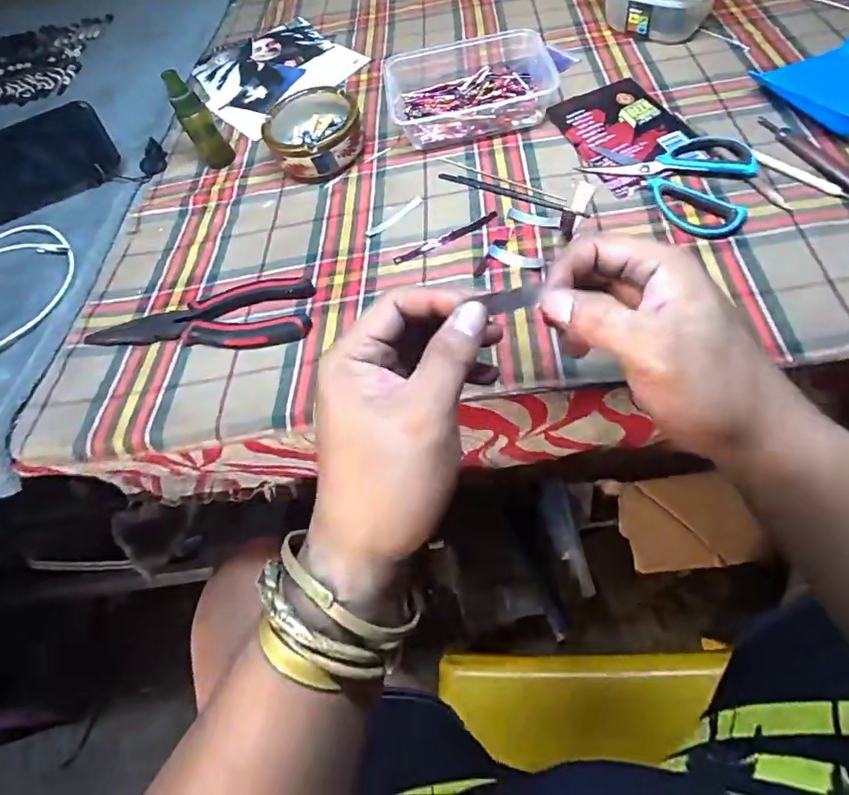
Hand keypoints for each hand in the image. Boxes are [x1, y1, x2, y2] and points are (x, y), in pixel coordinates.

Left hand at [307, 288, 500, 606]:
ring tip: (496, 349)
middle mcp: (356, 364)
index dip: (441, 298)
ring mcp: (371, 387)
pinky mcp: (388, 408)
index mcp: (350, 356)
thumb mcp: (426, 411)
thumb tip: (476, 308)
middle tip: (497, 328)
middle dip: (451, 320)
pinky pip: (419, 374)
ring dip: (454, 344)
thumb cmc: (392, 479)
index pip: (396, 303)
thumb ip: (449, 354)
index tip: (486, 307)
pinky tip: (482, 376)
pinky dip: (449, 370)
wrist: (365, 549)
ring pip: (416, 347)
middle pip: (406, 322)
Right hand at [538, 233, 807, 465]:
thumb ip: (595, 317)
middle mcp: (657, 275)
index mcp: (662, 265)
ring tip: (568, 343)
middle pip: (594, 265)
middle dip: (566, 292)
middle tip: (552, 329)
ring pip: (597, 290)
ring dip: (574, 311)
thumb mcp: (646, 348)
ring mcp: (655, 303)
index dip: (564, 271)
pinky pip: (608, 314)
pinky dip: (587, 327)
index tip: (545, 311)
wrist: (757, 436)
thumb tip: (546, 299)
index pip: (594, 246)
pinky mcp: (651, 330)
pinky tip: (581, 350)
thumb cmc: (706, 386)